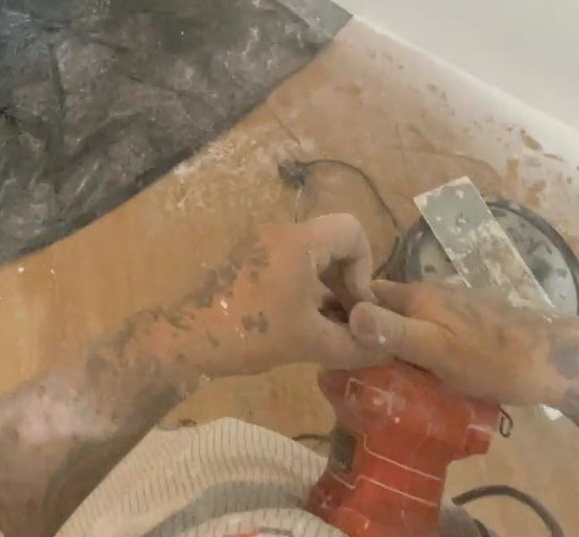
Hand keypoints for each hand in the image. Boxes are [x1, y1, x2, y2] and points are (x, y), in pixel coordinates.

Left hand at [152, 214, 385, 378]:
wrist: (191, 337)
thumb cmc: (253, 333)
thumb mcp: (313, 344)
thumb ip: (357, 345)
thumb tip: (388, 348)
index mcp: (299, 241)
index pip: (352, 230)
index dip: (365, 266)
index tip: (354, 304)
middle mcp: (281, 233)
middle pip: (333, 242)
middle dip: (347, 280)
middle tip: (346, 320)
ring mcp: (261, 244)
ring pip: (311, 255)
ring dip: (325, 287)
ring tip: (326, 327)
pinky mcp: (248, 260)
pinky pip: (289, 263)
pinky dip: (303, 287)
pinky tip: (301, 324)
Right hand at [347, 279, 578, 406]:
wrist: (555, 359)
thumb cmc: (491, 357)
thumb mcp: (437, 351)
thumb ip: (393, 332)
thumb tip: (347, 312)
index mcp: (413, 295)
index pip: (363, 292)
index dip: (342, 308)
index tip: (326, 335)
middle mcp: (427, 291)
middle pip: (384, 303)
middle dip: (365, 324)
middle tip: (350, 359)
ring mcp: (450, 302)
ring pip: (407, 314)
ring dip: (391, 333)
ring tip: (380, 367)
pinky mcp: (468, 318)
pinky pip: (428, 324)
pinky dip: (415, 339)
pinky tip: (420, 365)